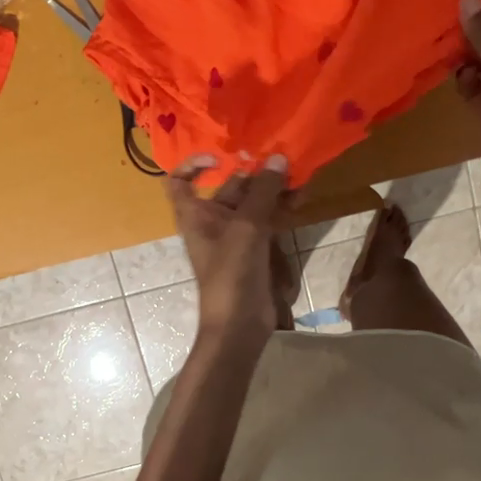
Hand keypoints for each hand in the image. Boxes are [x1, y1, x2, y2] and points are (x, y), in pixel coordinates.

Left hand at [165, 154, 292, 345]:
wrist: (240, 324)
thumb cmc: (231, 274)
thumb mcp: (246, 228)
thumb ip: (263, 192)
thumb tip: (278, 157)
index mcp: (195, 215)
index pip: (179, 181)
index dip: (192, 164)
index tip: (220, 156)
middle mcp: (213, 221)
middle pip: (229, 186)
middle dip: (254, 172)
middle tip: (281, 158)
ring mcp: (236, 235)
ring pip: (253, 202)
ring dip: (273, 189)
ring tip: (298, 176)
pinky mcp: (256, 248)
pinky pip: (267, 219)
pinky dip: (281, 208)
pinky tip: (301, 198)